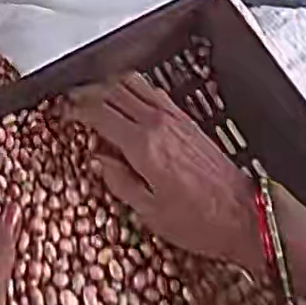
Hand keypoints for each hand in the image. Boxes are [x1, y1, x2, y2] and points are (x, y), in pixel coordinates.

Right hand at [67, 74, 261, 275]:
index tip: (64, 111)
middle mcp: (157, 122)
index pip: (101, 113)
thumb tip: (98, 159)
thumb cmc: (198, 221)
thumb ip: (119, 180)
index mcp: (144, 145)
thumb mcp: (149, 212)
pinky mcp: (184, 117)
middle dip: (88, 92)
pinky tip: (127, 100)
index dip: (78, 109)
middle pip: (113, 90)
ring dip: (109, 84)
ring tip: (94, 95)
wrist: (241, 213)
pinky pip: (151, 89)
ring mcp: (172, 115)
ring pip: (133, 83)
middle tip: (72, 101)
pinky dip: (132, 88)